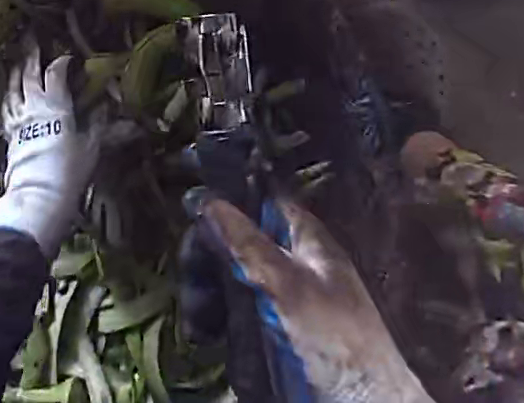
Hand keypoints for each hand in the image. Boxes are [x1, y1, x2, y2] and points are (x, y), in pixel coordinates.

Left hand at [0, 53, 97, 256]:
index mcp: (55, 103)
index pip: (56, 73)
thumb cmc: (69, 169)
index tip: (68, 59)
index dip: (61, 63)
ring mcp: (18, 118)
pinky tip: (9, 95)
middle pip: (30, 74)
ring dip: (16, 73)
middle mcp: (33, 104)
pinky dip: (9, 96)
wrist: (38, 194)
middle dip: (32, 57)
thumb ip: (97, 125)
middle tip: (32, 42)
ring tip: (18, 63)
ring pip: (13, 87)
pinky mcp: (9, 133)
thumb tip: (106, 108)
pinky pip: (7, 107)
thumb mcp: (90, 146)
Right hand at [184, 193, 433, 402]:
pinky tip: (203, 331)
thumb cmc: (334, 338)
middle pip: (229, 232)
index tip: (189, 185)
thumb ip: (245, 241)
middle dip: (204, 249)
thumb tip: (203, 197)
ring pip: (222, 269)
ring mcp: (271, 292)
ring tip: (199, 316)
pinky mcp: (261, 325)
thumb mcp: (288, 285)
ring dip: (201, 285)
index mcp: (299, 234)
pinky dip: (209, 313)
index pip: (255, 192)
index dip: (224, 187)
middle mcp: (282, 256)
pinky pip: (224, 305)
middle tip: (192, 272)